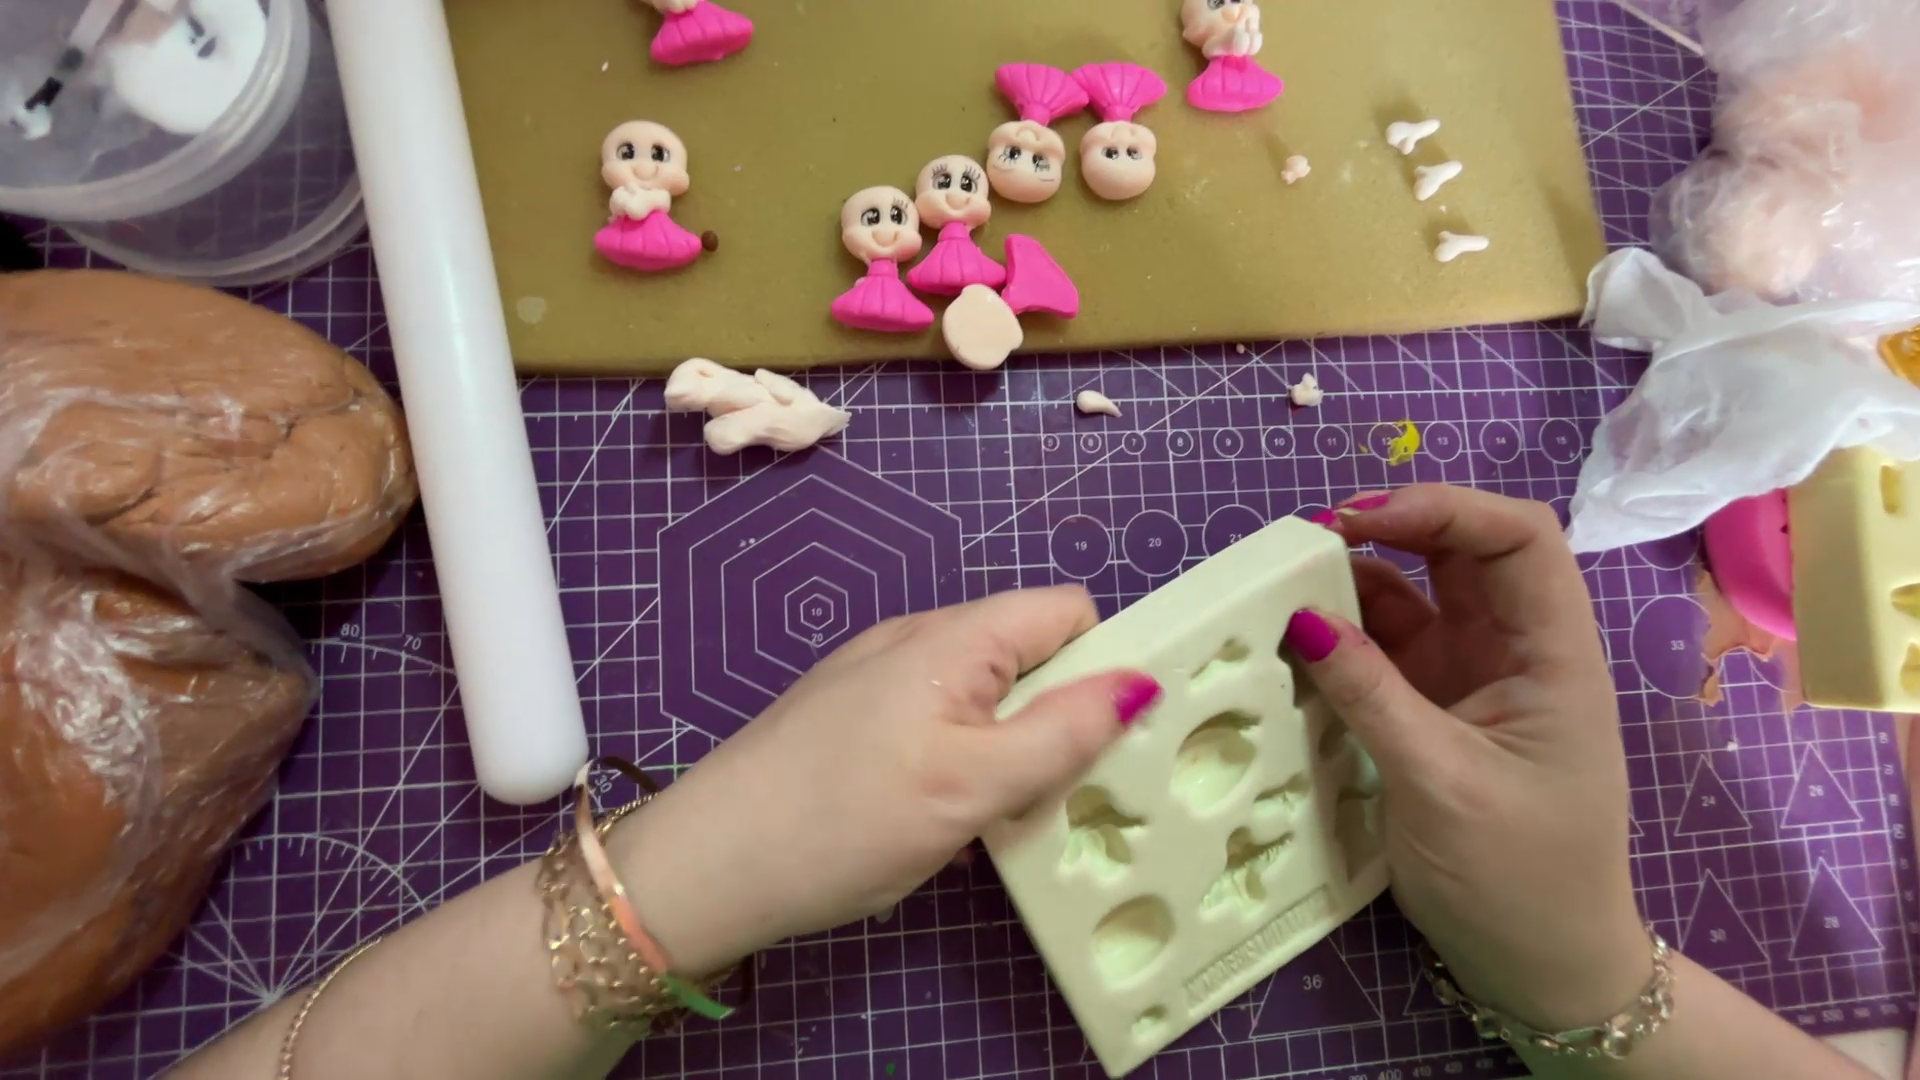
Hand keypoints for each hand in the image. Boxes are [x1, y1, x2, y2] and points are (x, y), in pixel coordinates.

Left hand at [612, 587, 1160, 973]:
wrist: (709, 861)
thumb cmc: (850, 818)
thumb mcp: (974, 784)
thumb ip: (1062, 731)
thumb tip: (1141, 681)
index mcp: (956, 636)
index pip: (1066, 611)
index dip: (1102, 661)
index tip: (1108, 734)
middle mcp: (920, 635)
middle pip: (1026, 652)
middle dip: (1055, 713)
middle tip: (1049, 789)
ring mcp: (881, 670)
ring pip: (984, 689)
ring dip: (1008, 741)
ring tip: (993, 811)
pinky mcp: (855, 708)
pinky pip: (938, 712)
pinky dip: (961, 751)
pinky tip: (938, 807)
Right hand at [1288, 485, 1649, 1030]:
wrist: (1535, 961)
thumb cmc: (1516, 874)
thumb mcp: (1438, 779)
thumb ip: (1369, 692)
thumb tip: (1298, 619)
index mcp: (1550, 654)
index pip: (1519, 540)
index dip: (1445, 509)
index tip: (1359, 520)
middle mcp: (1509, 647)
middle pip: (1458, 551)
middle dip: (1389, 528)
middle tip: (1308, 540)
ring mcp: (1462, 671)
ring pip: (1409, 592)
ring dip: (1351, 579)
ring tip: (1287, 583)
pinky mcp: (1422, 700)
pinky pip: (1377, 642)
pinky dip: (1336, 629)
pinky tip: (1295, 632)